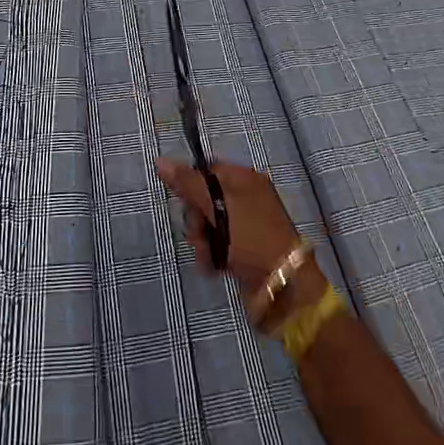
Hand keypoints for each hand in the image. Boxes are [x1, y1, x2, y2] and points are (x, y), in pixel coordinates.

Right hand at [155, 157, 302, 289]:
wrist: (284, 283)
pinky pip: (218, 243)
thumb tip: (160, 161)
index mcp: (245, 178)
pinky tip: (213, 266)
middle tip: (199, 234)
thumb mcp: (218, 207)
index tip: (186, 203)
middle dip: (196, 219)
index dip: (192, 186)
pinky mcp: (244, 247)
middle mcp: (246, 196)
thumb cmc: (252, 237)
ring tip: (208, 256)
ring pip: (208, 224)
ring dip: (202, 240)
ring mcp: (246, 223)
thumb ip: (188, 184)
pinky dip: (212, 253)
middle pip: (205, 198)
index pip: (207, 171)